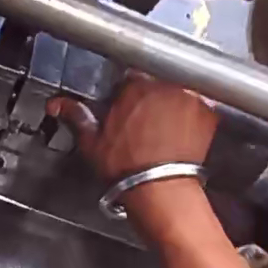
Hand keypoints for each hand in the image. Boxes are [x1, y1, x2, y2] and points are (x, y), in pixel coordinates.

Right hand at [46, 72, 218, 181]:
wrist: (161, 190)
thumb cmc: (127, 169)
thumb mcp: (93, 143)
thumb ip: (76, 116)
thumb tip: (57, 103)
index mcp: (135, 85)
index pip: (130, 76)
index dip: (126, 93)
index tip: (125, 108)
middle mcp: (165, 82)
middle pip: (157, 79)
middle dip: (151, 96)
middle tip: (144, 122)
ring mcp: (191, 95)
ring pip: (180, 90)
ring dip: (173, 102)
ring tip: (164, 129)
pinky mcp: (209, 112)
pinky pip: (201, 105)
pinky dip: (194, 115)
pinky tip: (183, 133)